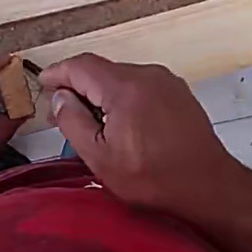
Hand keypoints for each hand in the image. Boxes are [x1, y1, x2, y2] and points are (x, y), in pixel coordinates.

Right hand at [38, 53, 249, 215]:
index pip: (81, 65)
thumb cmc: (154, 179)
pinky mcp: (179, 93)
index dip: (57, 72)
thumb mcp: (100, 157)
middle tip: (62, 113)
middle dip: (78, 86)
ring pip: (121, 77)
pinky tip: (120, 123)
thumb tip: (59, 98)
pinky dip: (123, 97)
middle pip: (101, 70)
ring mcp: (167, 82)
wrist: (208, 186)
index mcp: (125, 87)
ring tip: (91, 123)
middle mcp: (148, 75)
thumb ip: (73, 122)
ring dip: (101, 93)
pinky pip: (141, 86)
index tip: (43, 84)